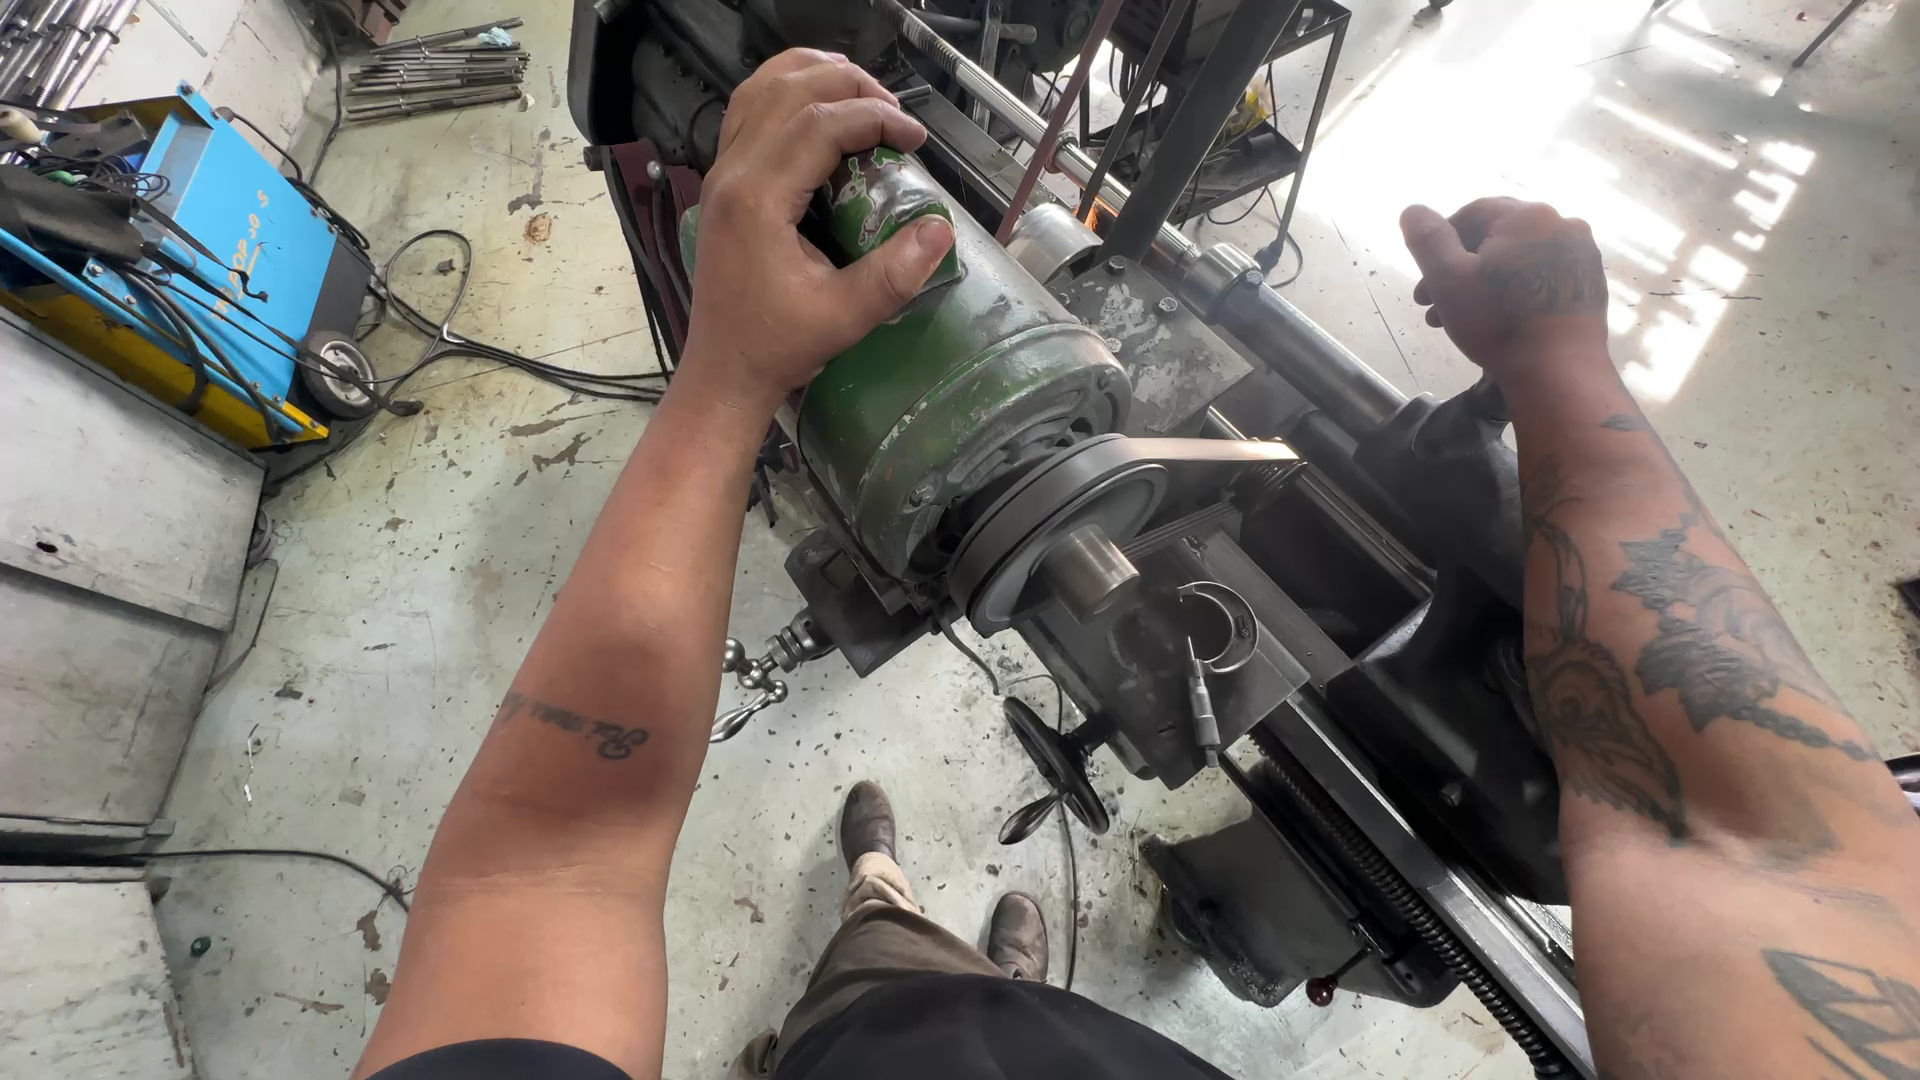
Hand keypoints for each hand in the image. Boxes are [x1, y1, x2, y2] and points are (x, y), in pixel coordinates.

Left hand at [681, 49, 956, 411]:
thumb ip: (893, 275)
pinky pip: (747, 114)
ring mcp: (721, 176)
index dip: (874, 118)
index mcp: (758, 198)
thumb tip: (941, 230)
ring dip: (814, 79)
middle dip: (850, 87)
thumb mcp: (844, 319)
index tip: (915, 139)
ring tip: (862, 96)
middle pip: (790, 91)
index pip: (819, 124)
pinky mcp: (722, 187)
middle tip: (896, 113)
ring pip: (761, 91)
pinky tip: (815, 110)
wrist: (725, 372)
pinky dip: (784, 95)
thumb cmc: (779, 348)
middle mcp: (732, 173)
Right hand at [1399, 198, 1608, 381]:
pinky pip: (1536, 275)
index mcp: (1526, 217)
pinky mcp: (1585, 280)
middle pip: (1493, 236)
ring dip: (1478, 282)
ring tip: (1453, 317)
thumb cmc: (1494, 321)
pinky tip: (1492, 318)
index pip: (1472, 212)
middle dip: (1456, 266)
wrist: (1555, 366)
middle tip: (1429, 301)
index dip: (1441, 240)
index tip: (1424, 273)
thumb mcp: (1447, 278)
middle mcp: (1560, 224)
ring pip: (1513, 259)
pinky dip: (1508, 290)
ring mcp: (1579, 252)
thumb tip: (1412, 210)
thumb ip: (1428, 240)